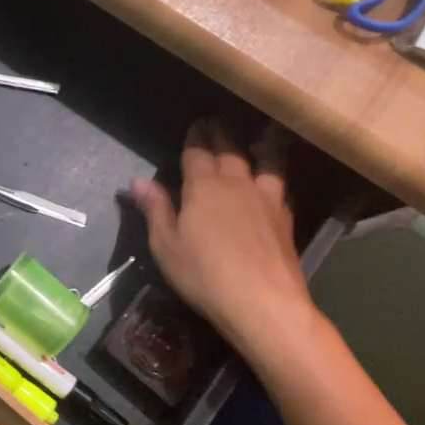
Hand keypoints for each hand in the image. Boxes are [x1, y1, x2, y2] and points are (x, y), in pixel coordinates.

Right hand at [130, 121, 318, 358]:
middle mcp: (237, 184)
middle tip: (217, 120)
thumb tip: (138, 181)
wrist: (264, 303)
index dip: (195, 136)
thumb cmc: (204, 273)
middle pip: (230, 151)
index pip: (198, 152)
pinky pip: (280, 185)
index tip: (195, 124)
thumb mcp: (166, 245)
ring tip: (260, 135)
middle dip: (221, 134)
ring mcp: (266, 200)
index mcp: (204, 187)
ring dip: (259, 146)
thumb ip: (155, 209)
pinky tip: (274, 180)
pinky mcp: (285, 220)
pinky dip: (275, 173)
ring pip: (265, 162)